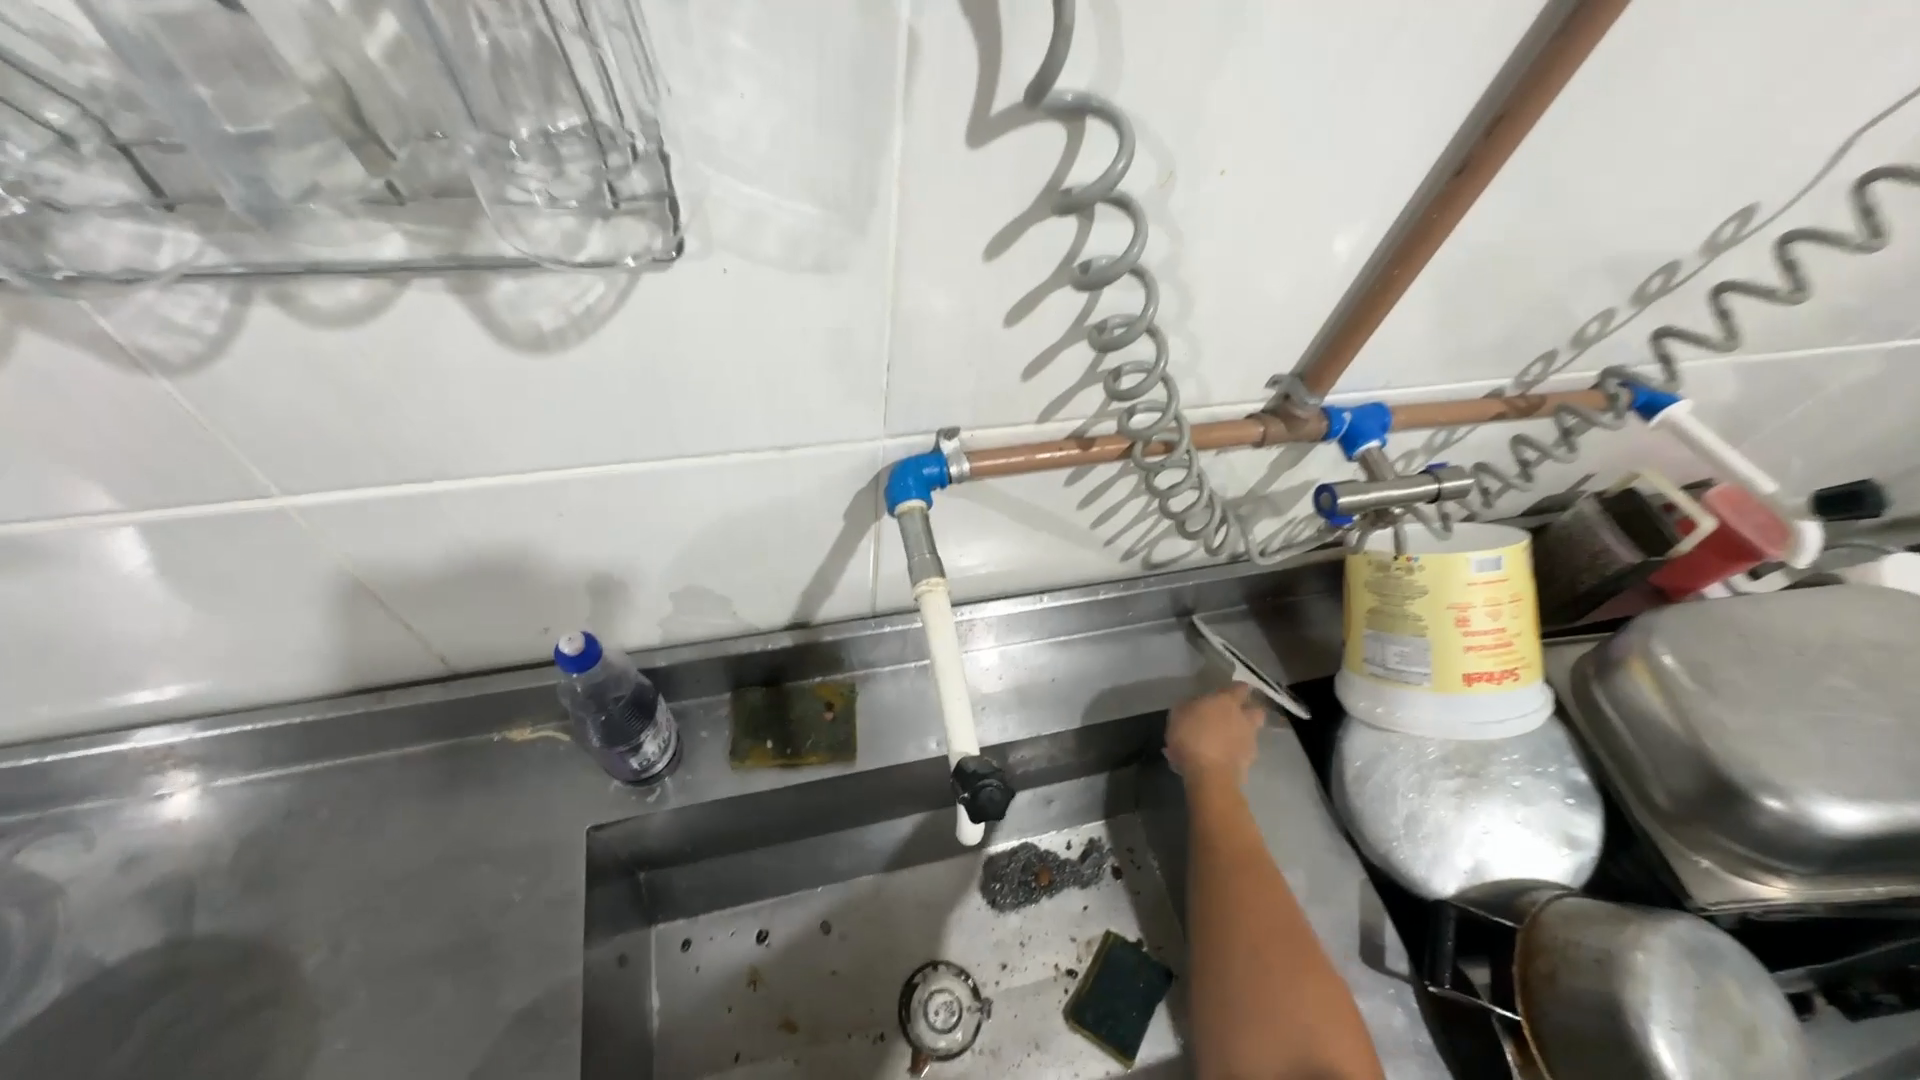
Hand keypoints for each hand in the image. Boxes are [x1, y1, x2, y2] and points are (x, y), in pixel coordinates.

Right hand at [1165, 683, 1263, 786]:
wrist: (1209, 775)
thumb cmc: (1191, 737)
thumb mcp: (1178, 715)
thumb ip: (1190, 707)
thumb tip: (1196, 706)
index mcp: (1227, 702)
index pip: (1240, 688)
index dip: (1235, 689)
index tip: (1227, 692)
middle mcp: (1243, 719)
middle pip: (1256, 710)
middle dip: (1248, 711)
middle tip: (1233, 716)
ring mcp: (1249, 742)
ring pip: (1251, 733)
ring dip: (1241, 735)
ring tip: (1224, 742)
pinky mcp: (1249, 763)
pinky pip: (1244, 753)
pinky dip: (1236, 754)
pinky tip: (1221, 759)